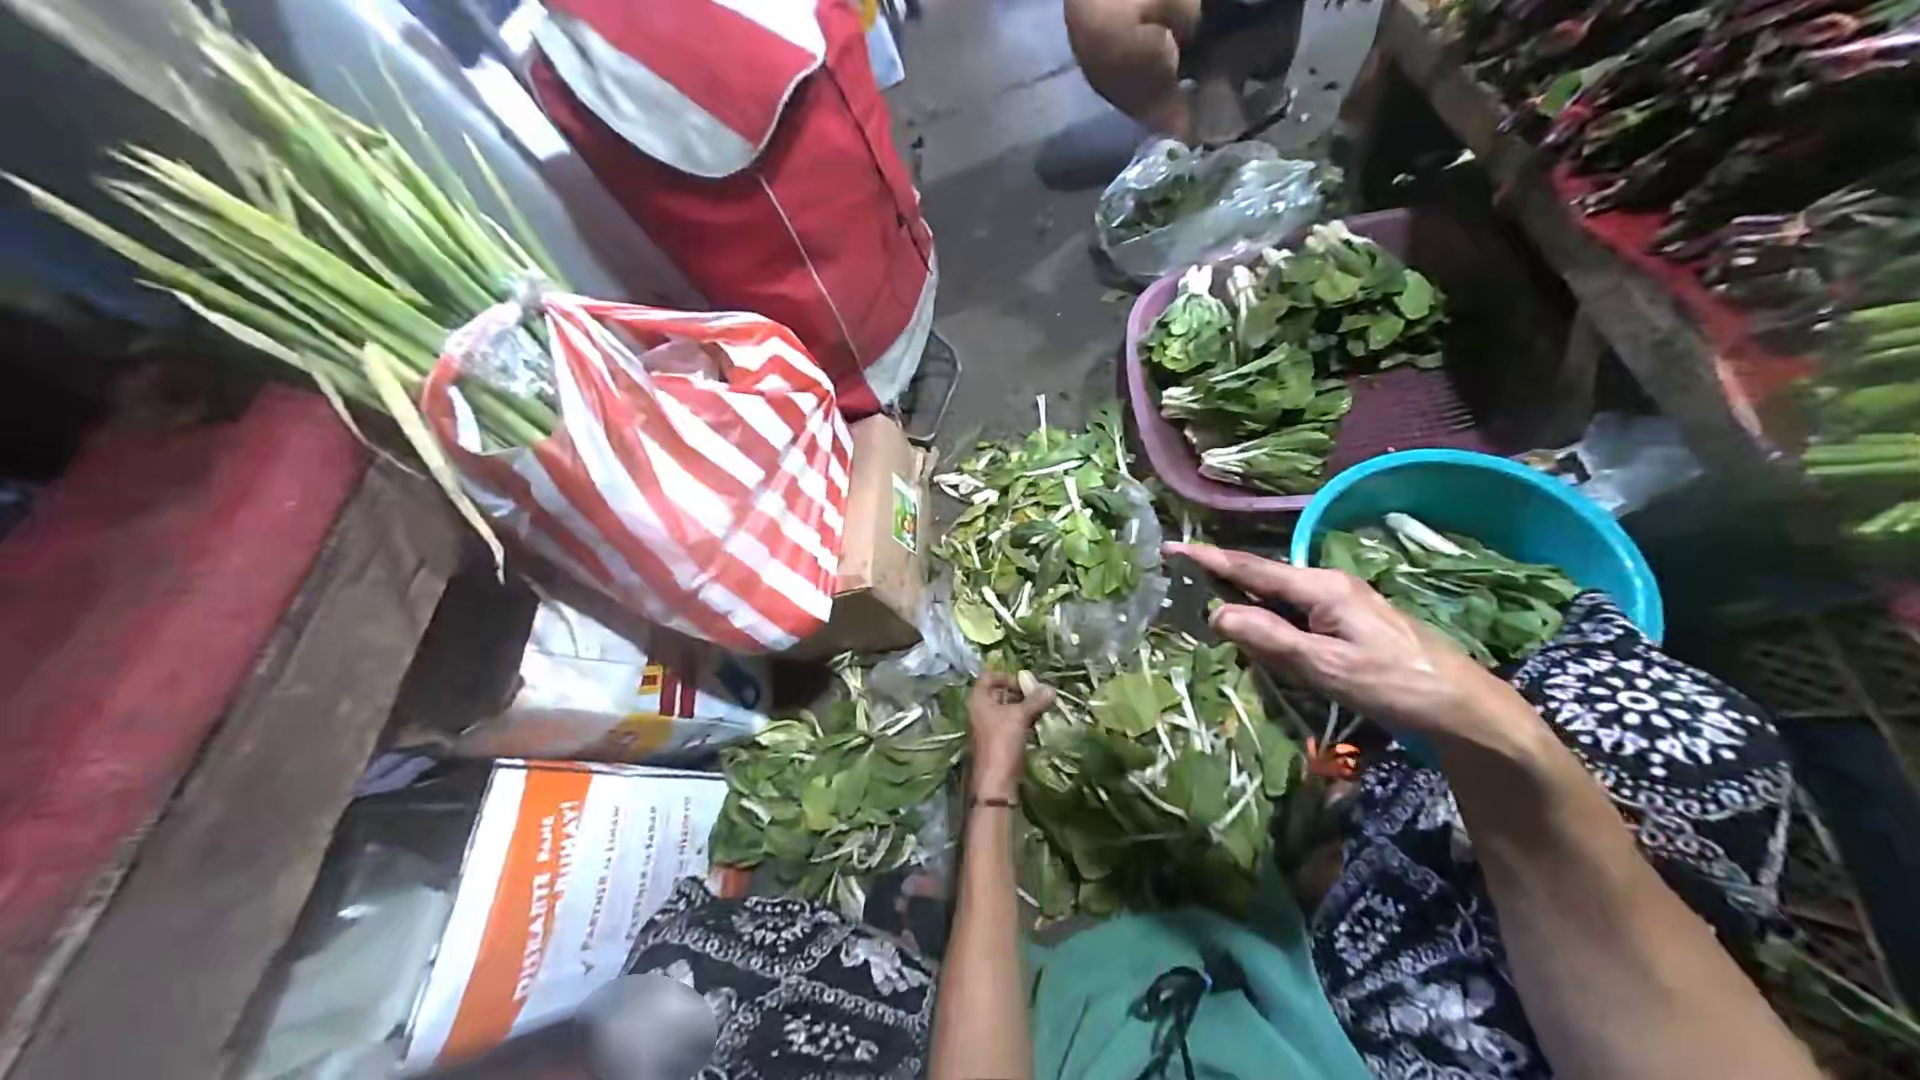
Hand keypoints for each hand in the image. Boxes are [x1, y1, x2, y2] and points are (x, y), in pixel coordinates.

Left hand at [965, 672, 1055, 799]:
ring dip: (1023, 708)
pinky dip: (1021, 722)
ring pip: (1005, 710)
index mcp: (977, 699)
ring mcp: (986, 727)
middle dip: (1019, 693)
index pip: (988, 676)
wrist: (996, 781)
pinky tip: (1037, 725)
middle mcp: (978, 711)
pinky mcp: (995, 741)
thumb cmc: (1002, 742)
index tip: (1025, 684)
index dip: (1006, 676)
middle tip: (1039, 696)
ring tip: (1042, 710)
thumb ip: (1034, 700)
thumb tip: (1050, 689)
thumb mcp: (1019, 716)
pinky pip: (1008, 725)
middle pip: (998, 693)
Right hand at [1166, 542, 1544, 751]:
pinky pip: (1296, 615)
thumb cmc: (1394, 684)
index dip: (1209, 558)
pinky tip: (1262, 638)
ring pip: (1279, 599)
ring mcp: (1342, 604)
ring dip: (1247, 605)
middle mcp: (1329, 586)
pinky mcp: (1349, 624)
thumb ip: (1270, 638)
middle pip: (1263, 579)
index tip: (1172, 547)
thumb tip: (1217, 613)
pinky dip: (1270, 622)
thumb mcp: (1325, 666)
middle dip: (1224, 579)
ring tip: (1213, 613)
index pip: (1252, 568)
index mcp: (1321, 587)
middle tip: (1184, 585)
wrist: (1465, 710)